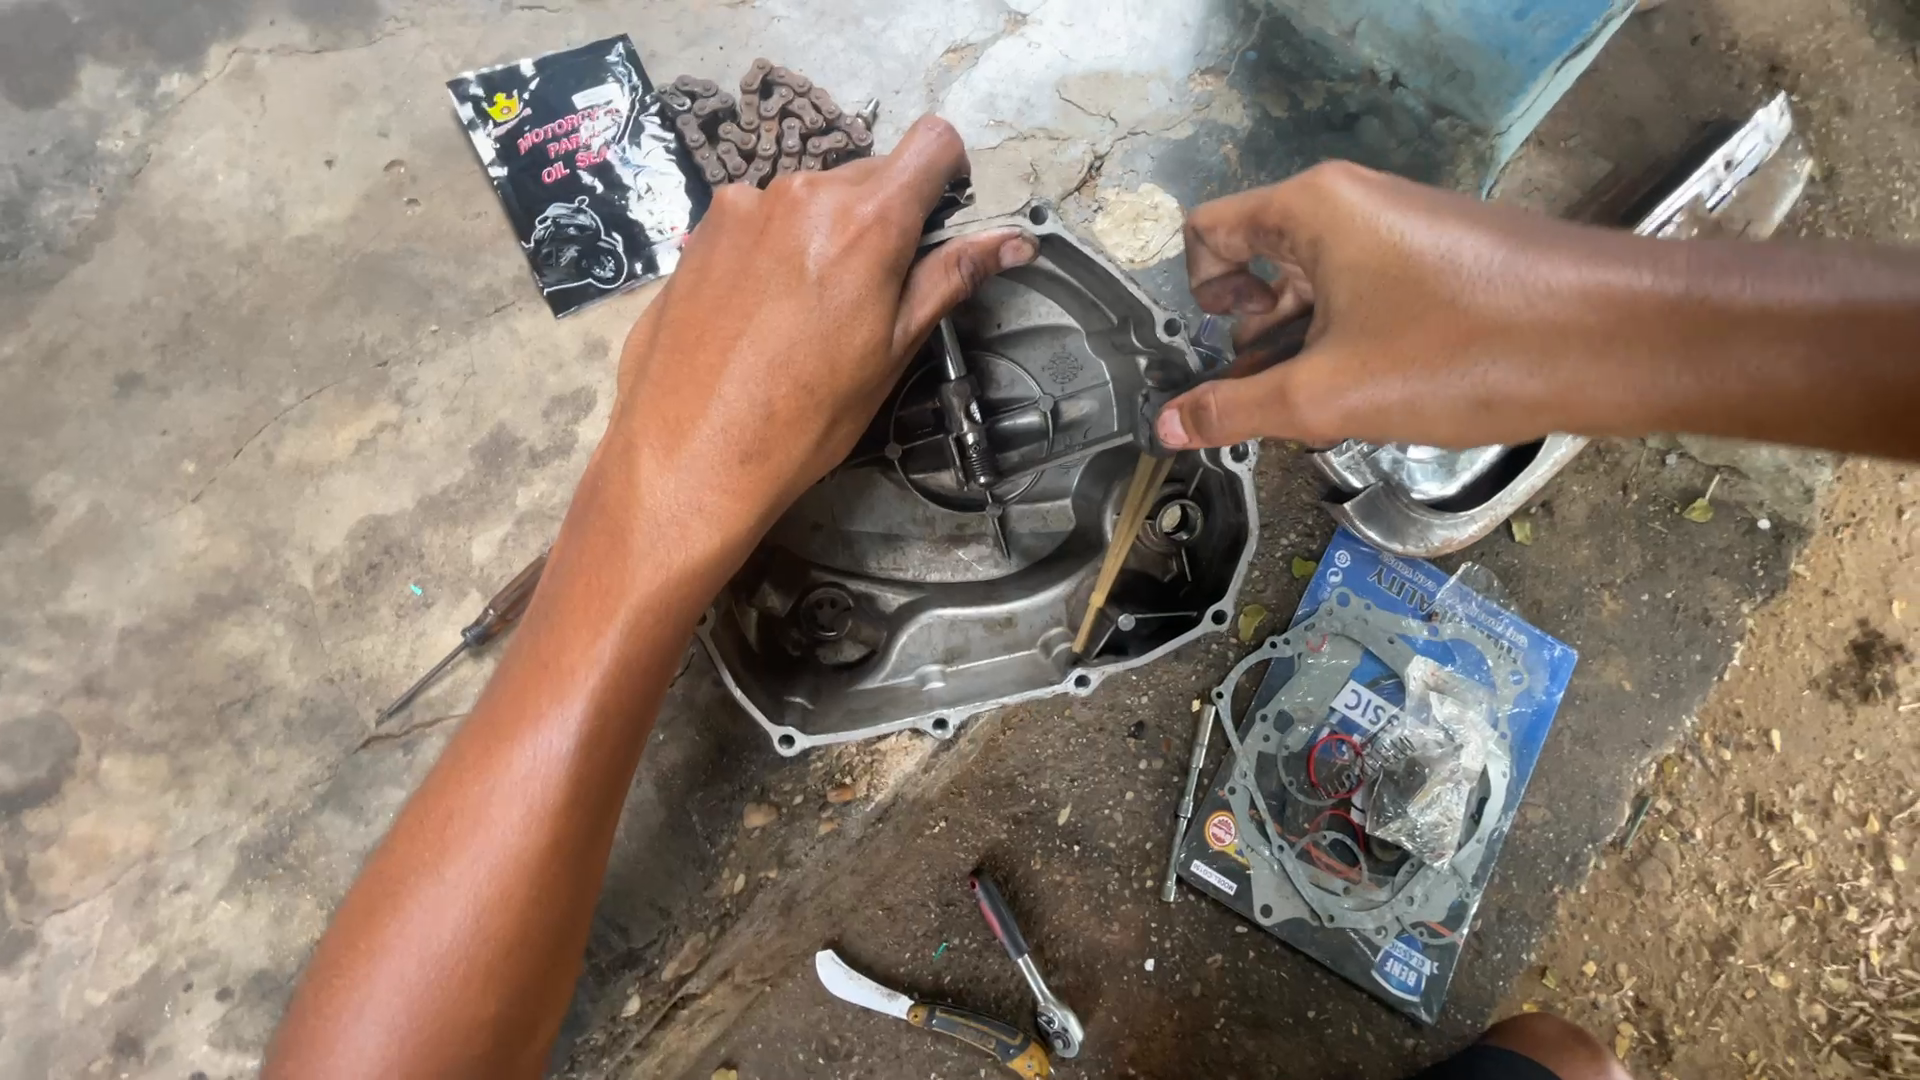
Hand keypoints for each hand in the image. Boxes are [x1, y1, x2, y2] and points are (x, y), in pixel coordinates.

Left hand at [605, 116, 1035, 539]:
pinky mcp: (702, 229)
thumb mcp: (893, 351)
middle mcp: (803, 191)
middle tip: (870, 298)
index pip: (933, 144)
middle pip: (869, 176)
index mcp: (866, 221)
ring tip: (806, 314)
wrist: (690, 452)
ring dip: (827, 237)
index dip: (949, 178)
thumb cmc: (808, 415)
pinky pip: (762, 219)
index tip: (938, 226)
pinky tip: (760, 311)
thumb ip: (950, 280)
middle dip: (884, 222)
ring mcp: (744, 205)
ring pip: (813, 200)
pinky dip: (777, 248)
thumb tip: (1012, 241)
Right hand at [1157, 162, 1640, 450]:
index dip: (1197, 292)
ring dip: (1296, 354)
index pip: (1207, 231)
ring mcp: (1390, 235)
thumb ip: (1231, 411)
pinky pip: (1349, 303)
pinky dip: (1338, 349)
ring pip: (1302, 296)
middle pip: (1252, 269)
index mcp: (1311, 211)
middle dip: (1251, 339)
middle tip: (1283, 395)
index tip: (1225, 345)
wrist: (1623, 340)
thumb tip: (1163, 426)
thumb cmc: (1462, 352)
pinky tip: (1369, 395)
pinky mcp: (1425, 265)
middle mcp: (1345, 208)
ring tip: (1331, 406)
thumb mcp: (1324, 396)